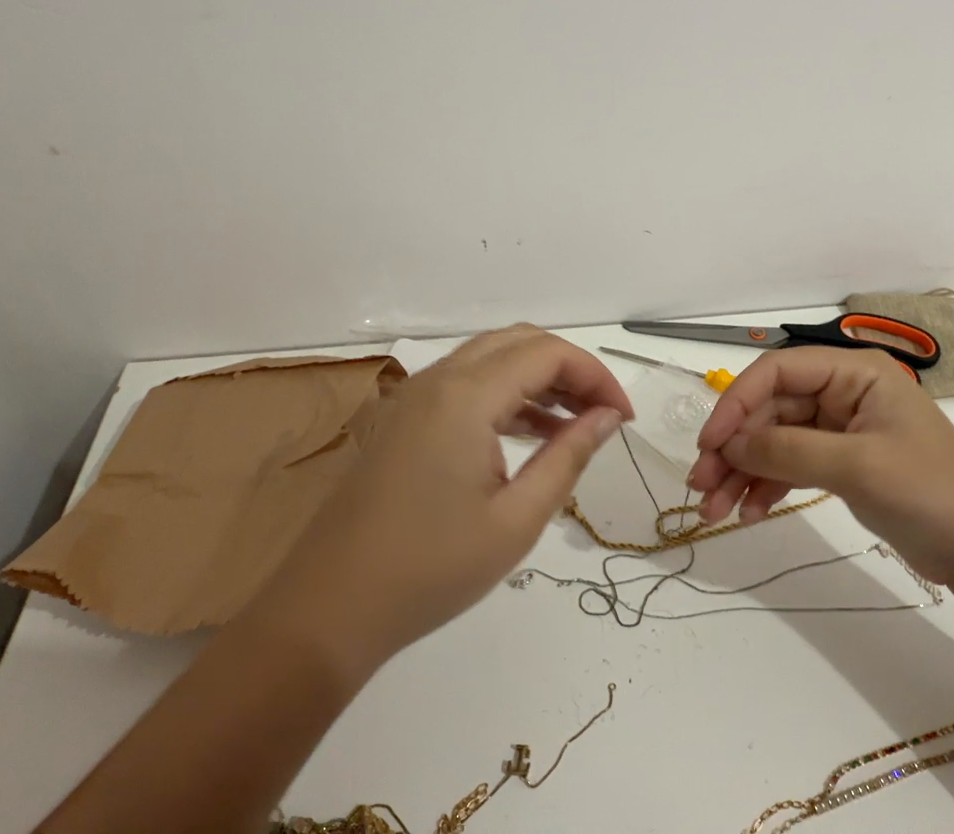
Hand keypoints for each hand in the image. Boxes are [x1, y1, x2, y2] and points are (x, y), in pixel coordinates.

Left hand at [249, 326, 632, 674]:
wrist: (328, 609)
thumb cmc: (431, 570)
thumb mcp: (517, 519)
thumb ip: (568, 456)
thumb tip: (607, 418)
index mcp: (465, 396)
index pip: (548, 354)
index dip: (596, 377)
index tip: (624, 419)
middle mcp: (437, 381)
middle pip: (519, 343)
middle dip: (570, 370)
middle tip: (604, 416)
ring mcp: (413, 400)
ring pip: (490, 361)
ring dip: (538, 381)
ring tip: (577, 426)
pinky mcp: (401, 422)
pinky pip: (465, 387)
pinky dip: (505, 398)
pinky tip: (531, 437)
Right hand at [686, 346, 953, 585]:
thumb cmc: (929, 494)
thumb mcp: (857, 467)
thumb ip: (788, 450)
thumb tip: (729, 445)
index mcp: (855, 373)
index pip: (778, 372)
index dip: (736, 403)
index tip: (708, 445)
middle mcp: (845, 393)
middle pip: (770, 410)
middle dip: (734, 448)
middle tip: (700, 489)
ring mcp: (843, 429)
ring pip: (775, 441)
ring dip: (742, 473)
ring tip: (713, 513)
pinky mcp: (844, 464)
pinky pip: (792, 465)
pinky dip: (767, 487)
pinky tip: (749, 514)